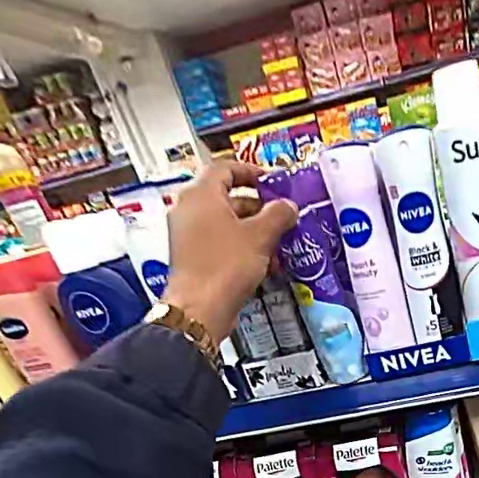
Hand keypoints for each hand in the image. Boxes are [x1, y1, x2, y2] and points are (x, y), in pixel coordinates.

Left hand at [162, 159, 297, 343]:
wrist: (201, 309)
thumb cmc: (226, 266)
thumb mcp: (260, 236)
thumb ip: (278, 215)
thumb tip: (288, 206)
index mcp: (201, 195)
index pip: (225, 168)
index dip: (251, 171)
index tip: (272, 181)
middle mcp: (190, 210)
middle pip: (229, 197)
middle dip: (260, 208)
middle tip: (283, 217)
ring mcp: (190, 235)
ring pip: (228, 223)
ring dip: (256, 231)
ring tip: (280, 244)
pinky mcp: (195, 258)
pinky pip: (223, 243)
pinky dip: (244, 247)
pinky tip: (267, 263)